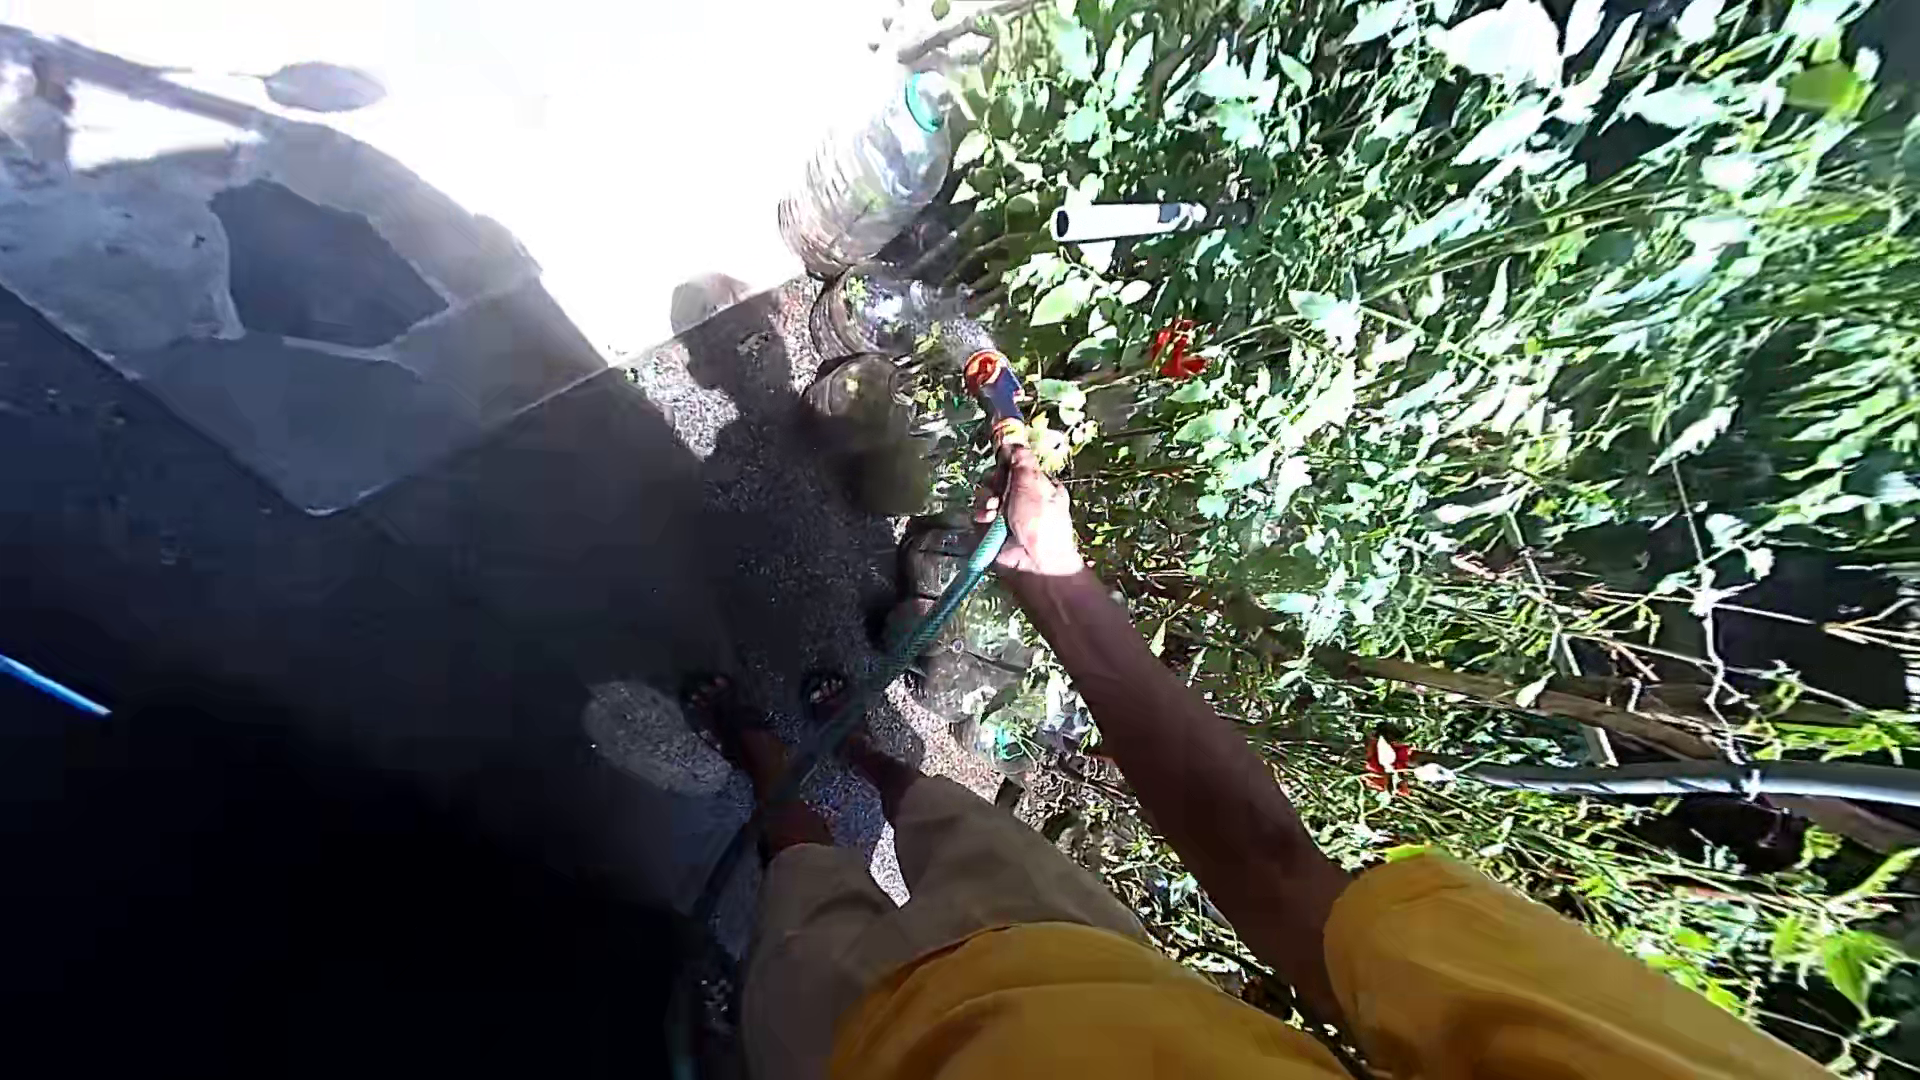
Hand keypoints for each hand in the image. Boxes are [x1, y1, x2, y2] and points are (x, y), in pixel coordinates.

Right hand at [974, 445, 1084, 576]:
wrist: (1034, 562)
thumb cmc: (1041, 521)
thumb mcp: (1034, 484)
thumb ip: (1022, 461)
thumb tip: (1014, 442)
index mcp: (1040, 487)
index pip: (1018, 466)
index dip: (1008, 462)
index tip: (1001, 458)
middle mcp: (1023, 500)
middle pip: (998, 479)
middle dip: (994, 482)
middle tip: (998, 488)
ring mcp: (1006, 516)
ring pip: (986, 496)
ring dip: (987, 499)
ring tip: (993, 509)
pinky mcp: (991, 531)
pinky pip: (980, 514)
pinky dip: (982, 515)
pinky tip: (987, 520)